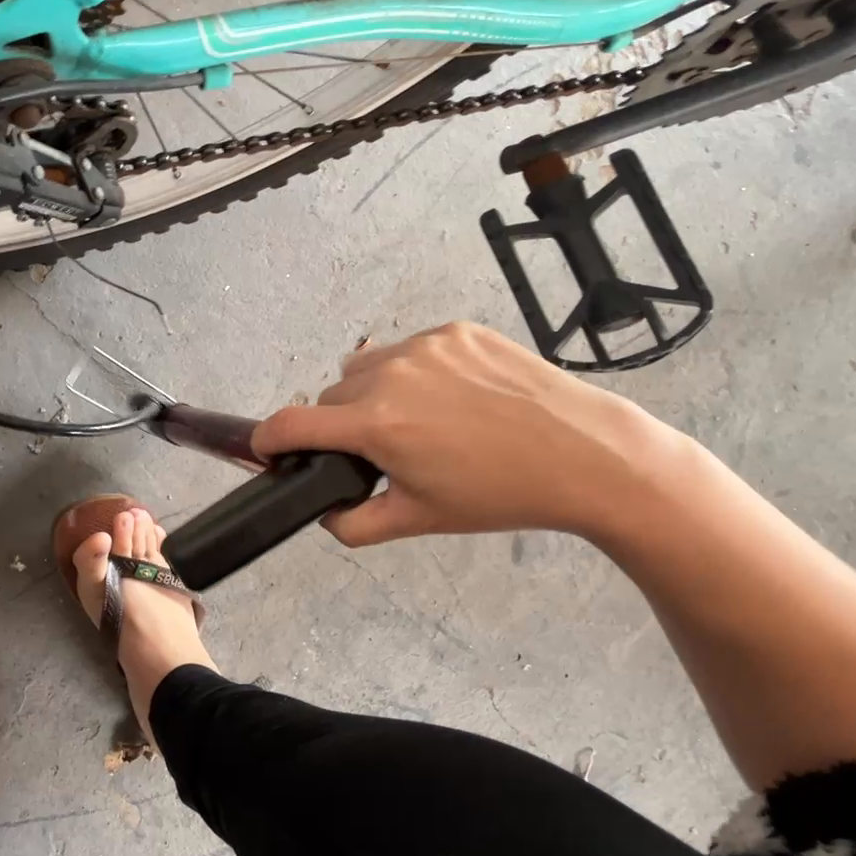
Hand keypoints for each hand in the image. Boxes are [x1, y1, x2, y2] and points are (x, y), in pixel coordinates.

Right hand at [251, 322, 689, 546]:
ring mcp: (425, 346)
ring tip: (416, 418)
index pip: (290, 424)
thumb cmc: (503, 493)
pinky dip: (412, 371)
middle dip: (339, 424)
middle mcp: (391, 375)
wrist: (589, 456)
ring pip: (364, 367)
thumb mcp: (419, 521)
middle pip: (330, 396)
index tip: (266, 449)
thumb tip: (324, 513)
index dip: (267, 440)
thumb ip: (353, 524)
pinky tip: (451, 397)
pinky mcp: (457, 331)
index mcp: (376, 425)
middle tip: (382, 450)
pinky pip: (408, 348)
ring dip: (370, 392)